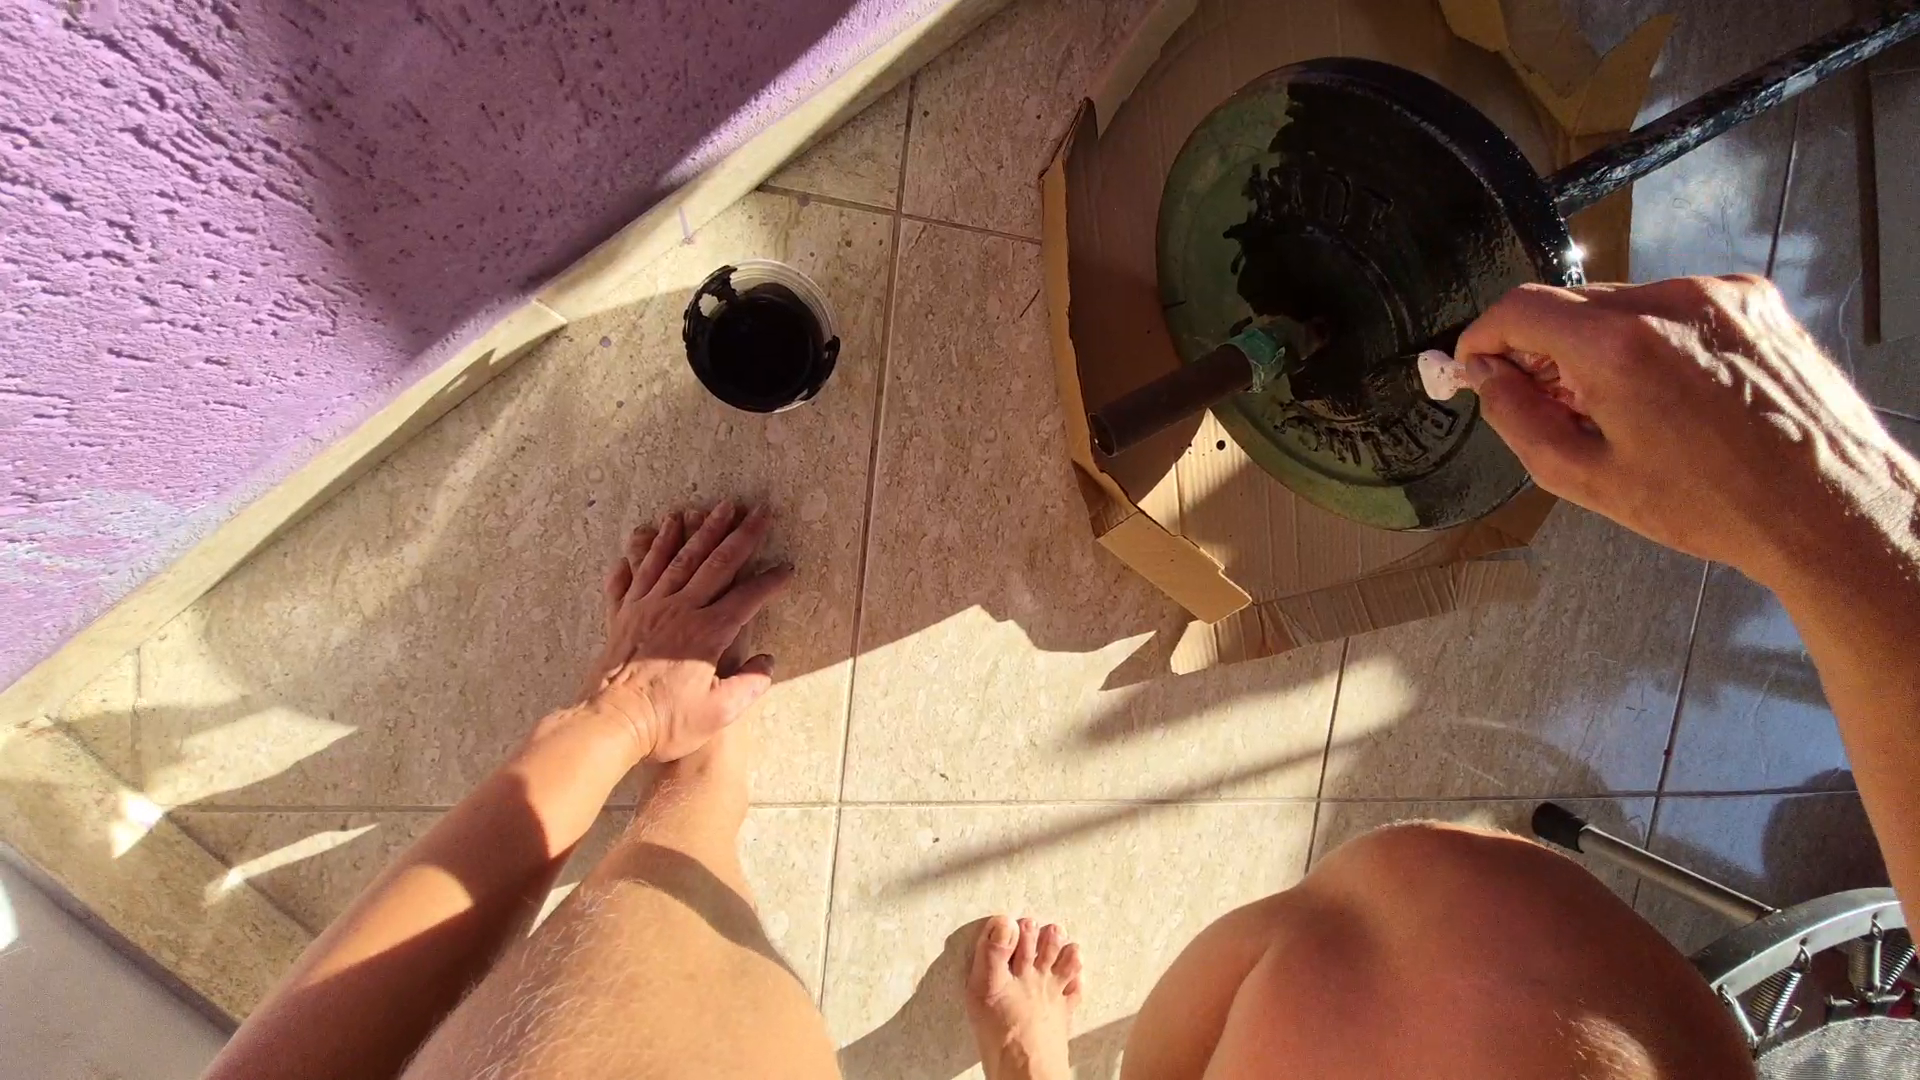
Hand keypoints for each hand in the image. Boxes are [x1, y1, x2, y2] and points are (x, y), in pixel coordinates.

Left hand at [578, 501, 793, 762]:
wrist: (608, 724)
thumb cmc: (664, 723)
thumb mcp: (718, 713)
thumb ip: (750, 685)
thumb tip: (767, 661)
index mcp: (707, 633)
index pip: (747, 597)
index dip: (770, 581)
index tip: (786, 569)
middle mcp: (679, 611)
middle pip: (715, 563)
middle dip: (740, 534)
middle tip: (757, 510)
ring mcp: (647, 608)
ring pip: (676, 558)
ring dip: (698, 531)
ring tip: (711, 508)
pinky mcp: (622, 615)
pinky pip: (635, 574)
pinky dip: (644, 551)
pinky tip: (648, 534)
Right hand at [1456, 276, 1917, 588]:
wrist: (1830, 508)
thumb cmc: (1704, 503)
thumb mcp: (1576, 473)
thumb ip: (1513, 415)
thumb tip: (1483, 377)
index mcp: (1621, 347)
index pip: (1518, 308)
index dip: (1481, 337)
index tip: (1473, 367)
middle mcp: (1672, 304)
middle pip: (1564, 304)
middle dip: (1534, 348)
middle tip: (1538, 401)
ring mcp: (1721, 296)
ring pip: (1612, 305)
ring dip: (1585, 346)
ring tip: (1604, 404)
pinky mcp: (1753, 302)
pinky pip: (1662, 307)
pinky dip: (1635, 340)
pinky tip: (1651, 389)